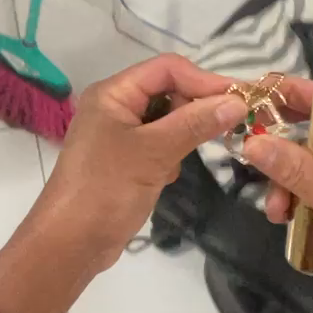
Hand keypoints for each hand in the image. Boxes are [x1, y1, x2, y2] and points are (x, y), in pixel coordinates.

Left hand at [0, 55, 245, 312]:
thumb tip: (238, 103)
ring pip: (168, 121)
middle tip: (229, 127)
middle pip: (169, 91)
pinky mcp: (126, 161)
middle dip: (196, 108)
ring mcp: (120, 135)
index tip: (241, 99)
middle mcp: (116, 107)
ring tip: (184, 157)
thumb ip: (195, 123)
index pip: (167, 69)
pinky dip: (171, 156)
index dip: (205, 79)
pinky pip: (160, 145)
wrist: (70, 244)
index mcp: (114, 93)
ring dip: (183, 135)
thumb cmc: (106, 189)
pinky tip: (165, 177)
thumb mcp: (154, 152)